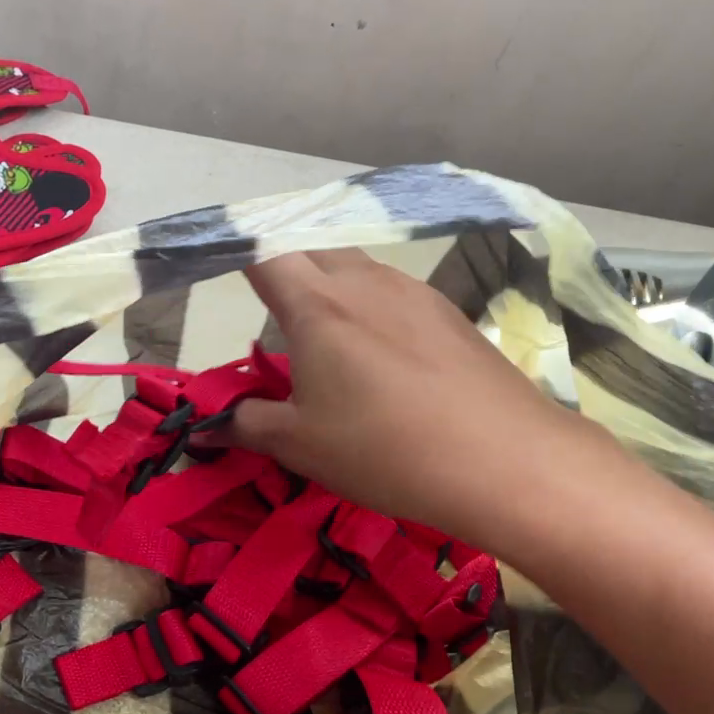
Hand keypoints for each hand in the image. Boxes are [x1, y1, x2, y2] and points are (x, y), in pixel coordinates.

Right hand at [226, 249, 617, 548]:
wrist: (506, 461)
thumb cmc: (383, 449)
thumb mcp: (298, 445)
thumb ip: (246, 424)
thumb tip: (207, 428)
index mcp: (317, 305)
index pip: (264, 254)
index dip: (236, 253)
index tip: (221, 271)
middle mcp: (364, 282)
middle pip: (311, 252)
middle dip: (283, 272)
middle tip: (272, 320)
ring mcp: (414, 293)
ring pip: (356, 270)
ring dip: (329, 292)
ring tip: (325, 343)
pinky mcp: (450, 314)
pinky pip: (393, 295)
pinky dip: (369, 310)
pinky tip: (380, 360)